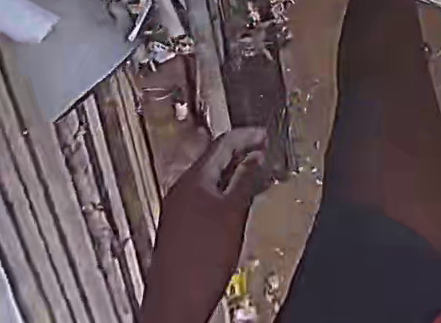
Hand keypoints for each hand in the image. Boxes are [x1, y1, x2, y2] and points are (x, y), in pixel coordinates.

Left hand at [141, 128, 268, 322]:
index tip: (264, 135)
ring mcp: (178, 209)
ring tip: (256, 174)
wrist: (176, 307)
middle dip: (241, 153)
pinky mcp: (180, 227)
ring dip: (234, 174)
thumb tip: (256, 157)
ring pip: (211, 179)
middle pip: (214, 159)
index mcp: (192, 180)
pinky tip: (238, 201)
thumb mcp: (234, 212)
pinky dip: (224, 191)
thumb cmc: (202, 262)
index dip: (247, 136)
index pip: (222, 143)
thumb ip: (246, 179)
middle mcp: (181, 190)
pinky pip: (205, 197)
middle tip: (263, 150)